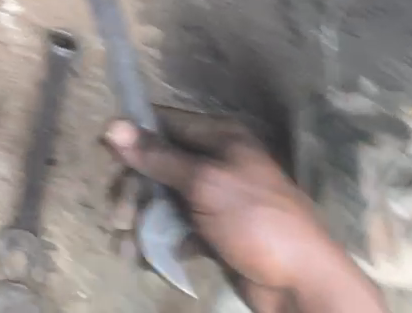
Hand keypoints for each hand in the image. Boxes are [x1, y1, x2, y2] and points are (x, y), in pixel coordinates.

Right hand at [103, 119, 381, 310]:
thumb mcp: (204, 183)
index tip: (105, 154)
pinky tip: (145, 257)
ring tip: (126, 244)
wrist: (306, 287)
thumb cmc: (257, 221)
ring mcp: (216, 199)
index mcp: (220, 138)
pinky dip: (160, 239)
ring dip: (142, 219)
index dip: (133, 136)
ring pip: (164, 199)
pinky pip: (177, 227)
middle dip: (134, 189)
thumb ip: (157, 156)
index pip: (165, 123)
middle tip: (117, 214)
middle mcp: (216, 162)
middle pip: (159, 164)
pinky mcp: (216, 233)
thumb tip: (111, 125)